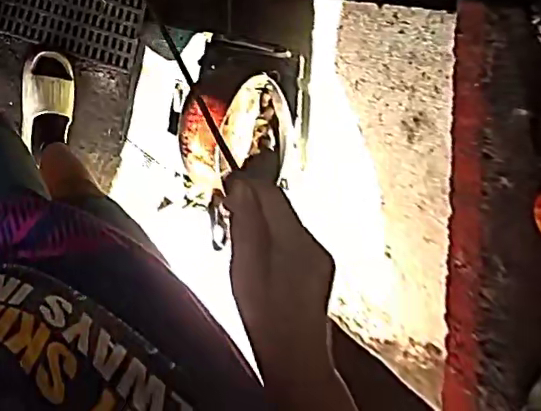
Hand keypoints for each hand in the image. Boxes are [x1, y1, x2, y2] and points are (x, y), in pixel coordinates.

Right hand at [224, 160, 335, 363]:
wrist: (295, 359)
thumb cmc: (264, 314)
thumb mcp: (243, 263)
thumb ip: (243, 220)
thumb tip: (237, 183)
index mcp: (294, 239)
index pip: (269, 190)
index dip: (244, 180)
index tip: (223, 180)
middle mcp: (312, 242)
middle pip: (277, 201)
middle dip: (250, 196)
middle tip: (224, 202)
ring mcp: (317, 255)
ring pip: (282, 217)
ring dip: (258, 213)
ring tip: (235, 223)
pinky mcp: (316, 265)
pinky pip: (288, 233)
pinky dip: (269, 230)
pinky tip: (255, 244)